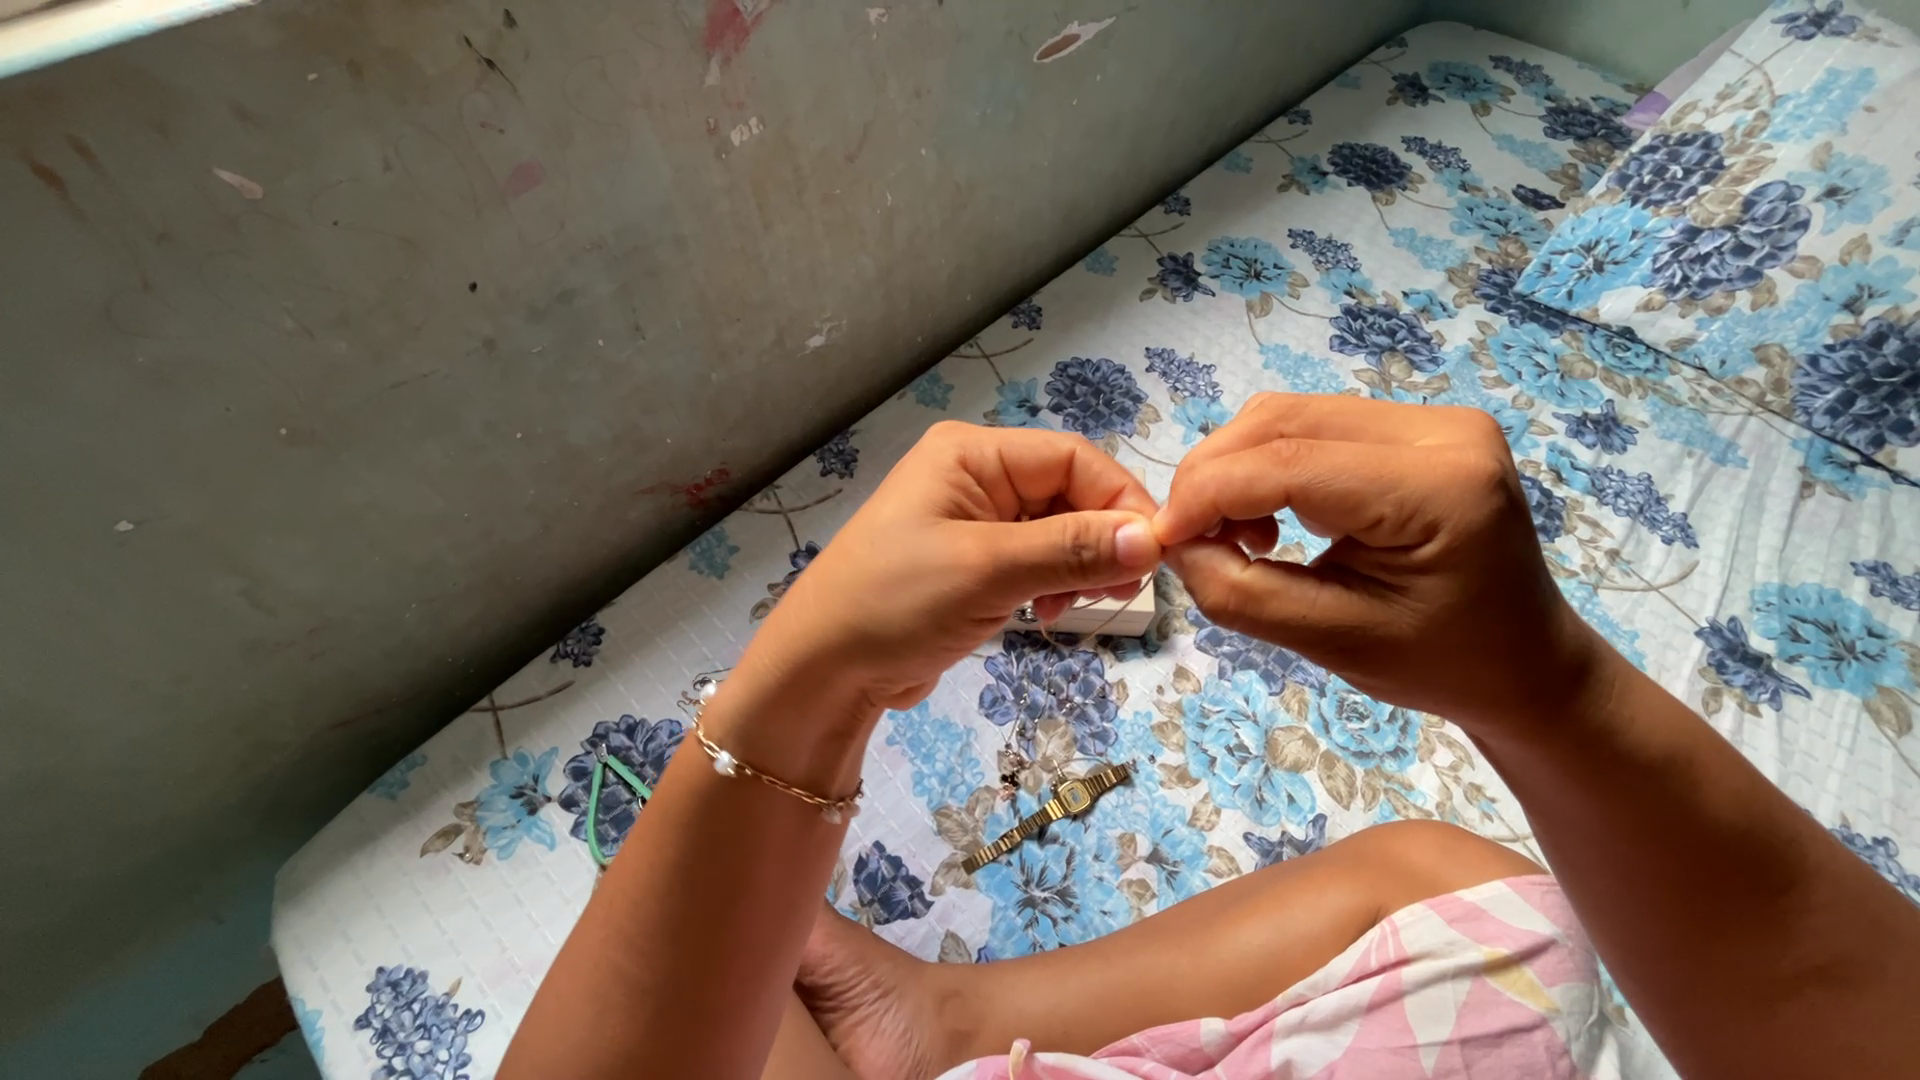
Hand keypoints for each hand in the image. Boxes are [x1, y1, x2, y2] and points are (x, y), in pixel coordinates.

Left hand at [755, 421, 1161, 714]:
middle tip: (1119, 592)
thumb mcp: (988, 570)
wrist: (825, 669)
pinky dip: (1052, 585)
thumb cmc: (896, 602)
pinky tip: (1048, 615)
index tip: (1153, 555)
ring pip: (1056, 531)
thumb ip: (1072, 549)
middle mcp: (975, 477)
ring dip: (1078, 567)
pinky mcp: (972, 564)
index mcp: (972, 454)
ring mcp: (973, 522)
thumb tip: (1153, 538)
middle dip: (1100, 540)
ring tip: (1074, 608)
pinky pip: (1034, 562)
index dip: (1120, 500)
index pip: (1072, 459)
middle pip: (1067, 493)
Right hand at [1155, 394, 1604, 731]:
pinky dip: (1264, 466)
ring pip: (1286, 416)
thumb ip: (1237, 591)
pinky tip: (1270, 514)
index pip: (1285, 463)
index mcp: (1436, 487)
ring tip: (1238, 534)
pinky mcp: (1415, 427)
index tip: (1160, 539)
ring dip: (1234, 469)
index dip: (1204, 494)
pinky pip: (1309, 427)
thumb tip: (1173, 543)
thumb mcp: (1328, 642)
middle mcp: (1440, 429)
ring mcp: (1431, 419)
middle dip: (1211, 476)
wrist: (1524, 665)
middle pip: (1278, 421)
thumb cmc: (1438, 665)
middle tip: (1187, 537)